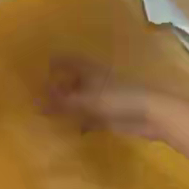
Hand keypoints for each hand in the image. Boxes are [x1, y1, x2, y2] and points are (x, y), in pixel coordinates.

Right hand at [45, 57, 162, 138]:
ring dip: (67, 106)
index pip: (67, 60)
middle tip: (39, 96)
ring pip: (79, 99)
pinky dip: (79, 120)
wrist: (152, 114)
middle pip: (72, 81)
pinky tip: (71, 128)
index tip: (39, 71)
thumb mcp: (86, 100)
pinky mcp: (109, 114)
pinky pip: (88, 116)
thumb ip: (61, 102)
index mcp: (89, 70)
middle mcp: (94, 81)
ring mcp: (102, 97)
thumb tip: (36, 103)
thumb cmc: (118, 98)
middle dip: (57, 88)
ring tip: (48, 113)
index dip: (53, 63)